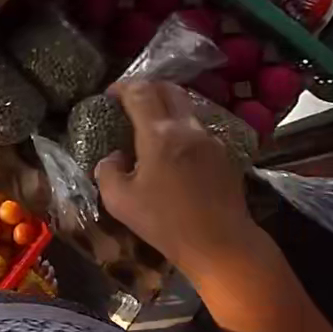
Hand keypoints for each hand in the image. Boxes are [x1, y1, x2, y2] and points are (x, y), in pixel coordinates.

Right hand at [95, 80, 265, 279]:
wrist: (220, 244)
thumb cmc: (165, 223)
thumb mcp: (120, 202)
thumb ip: (108, 171)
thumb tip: (113, 157)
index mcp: (159, 135)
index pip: (140, 92)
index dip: (122, 87)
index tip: (110, 96)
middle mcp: (188, 129)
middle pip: (169, 89)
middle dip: (148, 88)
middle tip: (131, 103)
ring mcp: (211, 140)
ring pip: (187, 109)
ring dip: (167, 110)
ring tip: (151, 130)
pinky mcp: (225, 155)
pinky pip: (198, 131)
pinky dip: (181, 131)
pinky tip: (174, 155)